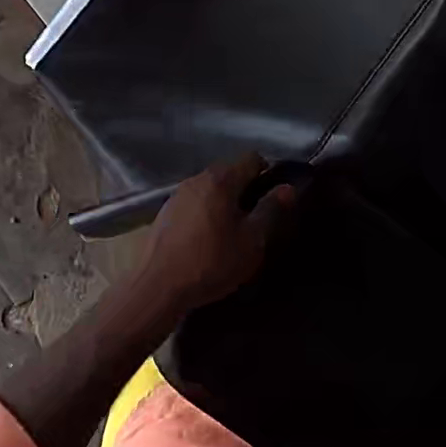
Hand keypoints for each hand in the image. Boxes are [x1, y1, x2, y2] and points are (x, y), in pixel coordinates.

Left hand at [134, 153, 296, 311]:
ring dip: (223, 201)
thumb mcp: (251, 241)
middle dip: (245, 188)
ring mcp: (177, 194)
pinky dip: (204, 211)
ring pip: (209, 187)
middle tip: (254, 218)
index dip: (268, 173)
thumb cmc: (211, 263)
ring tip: (229, 231)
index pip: (252, 158)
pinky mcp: (163, 212)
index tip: (273, 197)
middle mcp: (197, 178)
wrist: (157, 288)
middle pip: (229, 171)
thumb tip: (288, 188)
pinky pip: (193, 202)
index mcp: (221, 179)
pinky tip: (204, 239)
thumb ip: (271, 210)